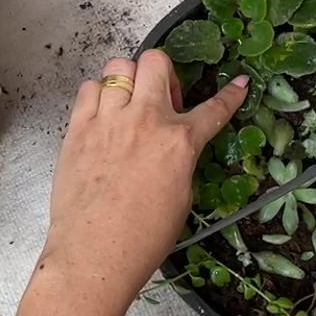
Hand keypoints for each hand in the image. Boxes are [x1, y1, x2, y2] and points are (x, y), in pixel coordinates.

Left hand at [39, 51, 247, 302]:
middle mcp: (145, 121)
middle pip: (156, 62)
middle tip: (162, 99)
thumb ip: (181, 159)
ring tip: (128, 103)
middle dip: (164, 74)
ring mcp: (108, 121)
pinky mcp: (78, 129)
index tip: (238, 84)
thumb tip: (175, 146)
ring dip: (128, 80)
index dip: (230, 95)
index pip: (214, 108)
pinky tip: (102, 115)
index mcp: (179, 142)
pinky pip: (88, 89)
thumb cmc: (141, 238)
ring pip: (118, 66)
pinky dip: (98, 95)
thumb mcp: (182, 198)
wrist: (95, 253)